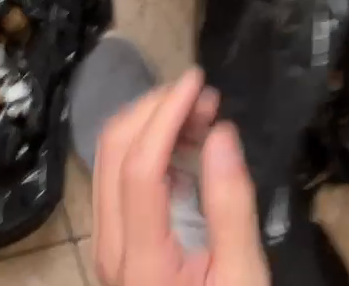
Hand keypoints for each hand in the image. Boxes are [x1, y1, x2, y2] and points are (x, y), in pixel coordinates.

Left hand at [93, 68, 268, 285]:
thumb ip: (231, 207)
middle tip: (205, 97)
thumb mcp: (243, 278)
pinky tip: (183, 147)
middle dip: (157, 109)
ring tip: (199, 114)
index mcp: (140, 260)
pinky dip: (146, 147)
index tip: (198, 82)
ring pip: (109, 159)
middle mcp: (109, 247)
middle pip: (114, 150)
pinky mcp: (114, 245)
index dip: (166, 113)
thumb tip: (220, 133)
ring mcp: (105, 246)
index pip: (139, 164)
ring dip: (150, 123)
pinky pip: (117, 178)